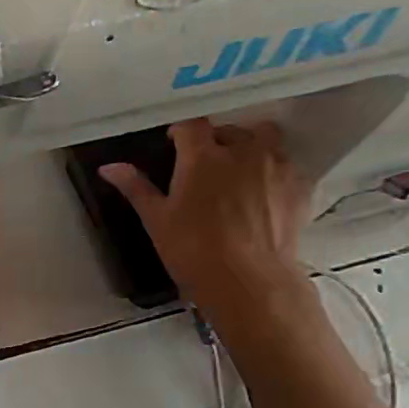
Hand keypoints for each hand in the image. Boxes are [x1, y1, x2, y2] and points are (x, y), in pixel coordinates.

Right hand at [100, 119, 316, 327]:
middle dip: (216, 143)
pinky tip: (264, 198)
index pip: (191, 125)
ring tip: (240, 175)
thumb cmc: (193, 252)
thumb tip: (108, 167)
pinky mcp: (299, 186)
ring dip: (251, 149)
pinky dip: (273, 175)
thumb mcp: (157, 222)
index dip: (181, 133)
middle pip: (230, 130)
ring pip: (265, 140)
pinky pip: (287, 167)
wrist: (248, 282)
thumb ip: (136, 189)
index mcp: (203, 156)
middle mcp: (243, 149)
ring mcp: (276, 165)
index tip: (174, 146)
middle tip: (205, 170)